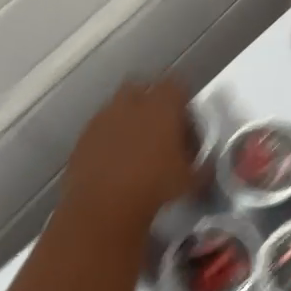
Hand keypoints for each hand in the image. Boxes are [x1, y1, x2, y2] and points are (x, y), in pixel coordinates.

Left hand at [60, 77, 201, 235]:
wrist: (105, 204)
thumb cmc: (157, 185)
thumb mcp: (194, 178)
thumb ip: (203, 164)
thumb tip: (206, 162)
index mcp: (163, 107)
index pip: (177, 87)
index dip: (184, 102)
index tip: (188, 122)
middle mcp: (132, 104)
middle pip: (144, 89)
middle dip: (153, 103)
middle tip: (162, 128)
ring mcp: (103, 117)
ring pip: (120, 107)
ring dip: (130, 119)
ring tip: (139, 147)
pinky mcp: (84, 135)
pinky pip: (102, 127)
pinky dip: (111, 136)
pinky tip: (117, 160)